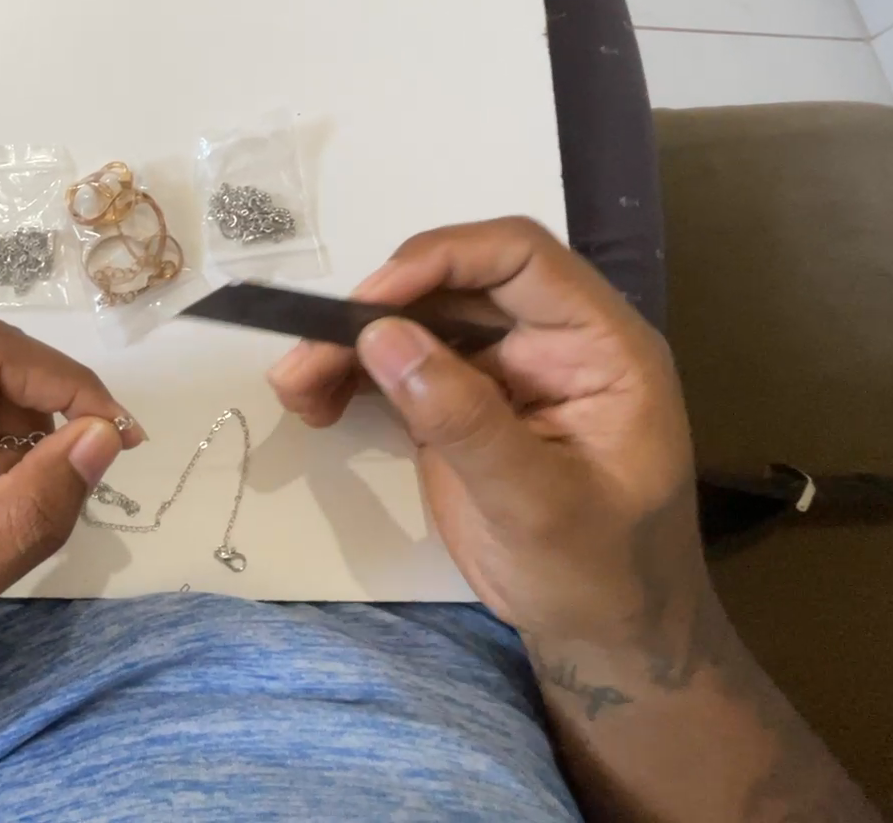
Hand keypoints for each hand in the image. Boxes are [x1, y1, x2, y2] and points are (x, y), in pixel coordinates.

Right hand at [268, 217, 708, 656]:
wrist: (595, 634)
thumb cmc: (598, 574)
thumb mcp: (536, 504)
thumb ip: (462, 418)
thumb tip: (378, 335)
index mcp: (596, 345)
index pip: (517, 257)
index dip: (438, 260)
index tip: (366, 303)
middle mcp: (543, 339)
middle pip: (443, 287)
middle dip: (367, 315)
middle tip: (305, 360)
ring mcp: (494, 367)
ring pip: (406, 322)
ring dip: (342, 347)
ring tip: (294, 390)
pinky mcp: (453, 396)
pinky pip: (390, 362)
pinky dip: (345, 376)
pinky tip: (314, 405)